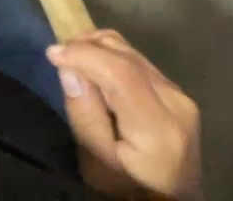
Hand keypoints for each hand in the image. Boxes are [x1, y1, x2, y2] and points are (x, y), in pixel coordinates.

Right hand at [48, 31, 201, 200]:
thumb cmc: (128, 191)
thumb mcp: (98, 165)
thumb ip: (85, 117)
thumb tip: (69, 69)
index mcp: (158, 129)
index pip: (121, 73)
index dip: (84, 55)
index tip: (52, 54)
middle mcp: (176, 103)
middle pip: (127, 57)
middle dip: (88, 47)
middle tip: (59, 56)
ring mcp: (181, 96)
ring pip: (133, 53)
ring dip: (100, 48)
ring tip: (73, 58)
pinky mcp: (178, 94)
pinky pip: (140, 62)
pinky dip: (113, 57)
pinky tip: (96, 67)